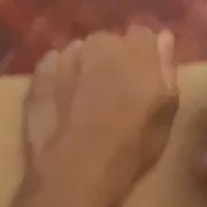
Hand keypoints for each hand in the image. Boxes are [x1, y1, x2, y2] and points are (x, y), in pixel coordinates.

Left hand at [23, 25, 178, 206]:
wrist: (75, 172)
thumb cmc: (131, 148)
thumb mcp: (166, 114)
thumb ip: (165, 69)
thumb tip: (162, 39)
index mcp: (137, 49)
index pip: (144, 35)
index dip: (144, 55)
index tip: (143, 78)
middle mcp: (102, 42)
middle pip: (111, 42)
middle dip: (114, 60)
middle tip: (114, 93)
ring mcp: (67, 55)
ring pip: (82, 53)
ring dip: (86, 68)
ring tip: (85, 102)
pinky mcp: (40, 72)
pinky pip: (56, 66)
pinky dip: (60, 78)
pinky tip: (62, 104)